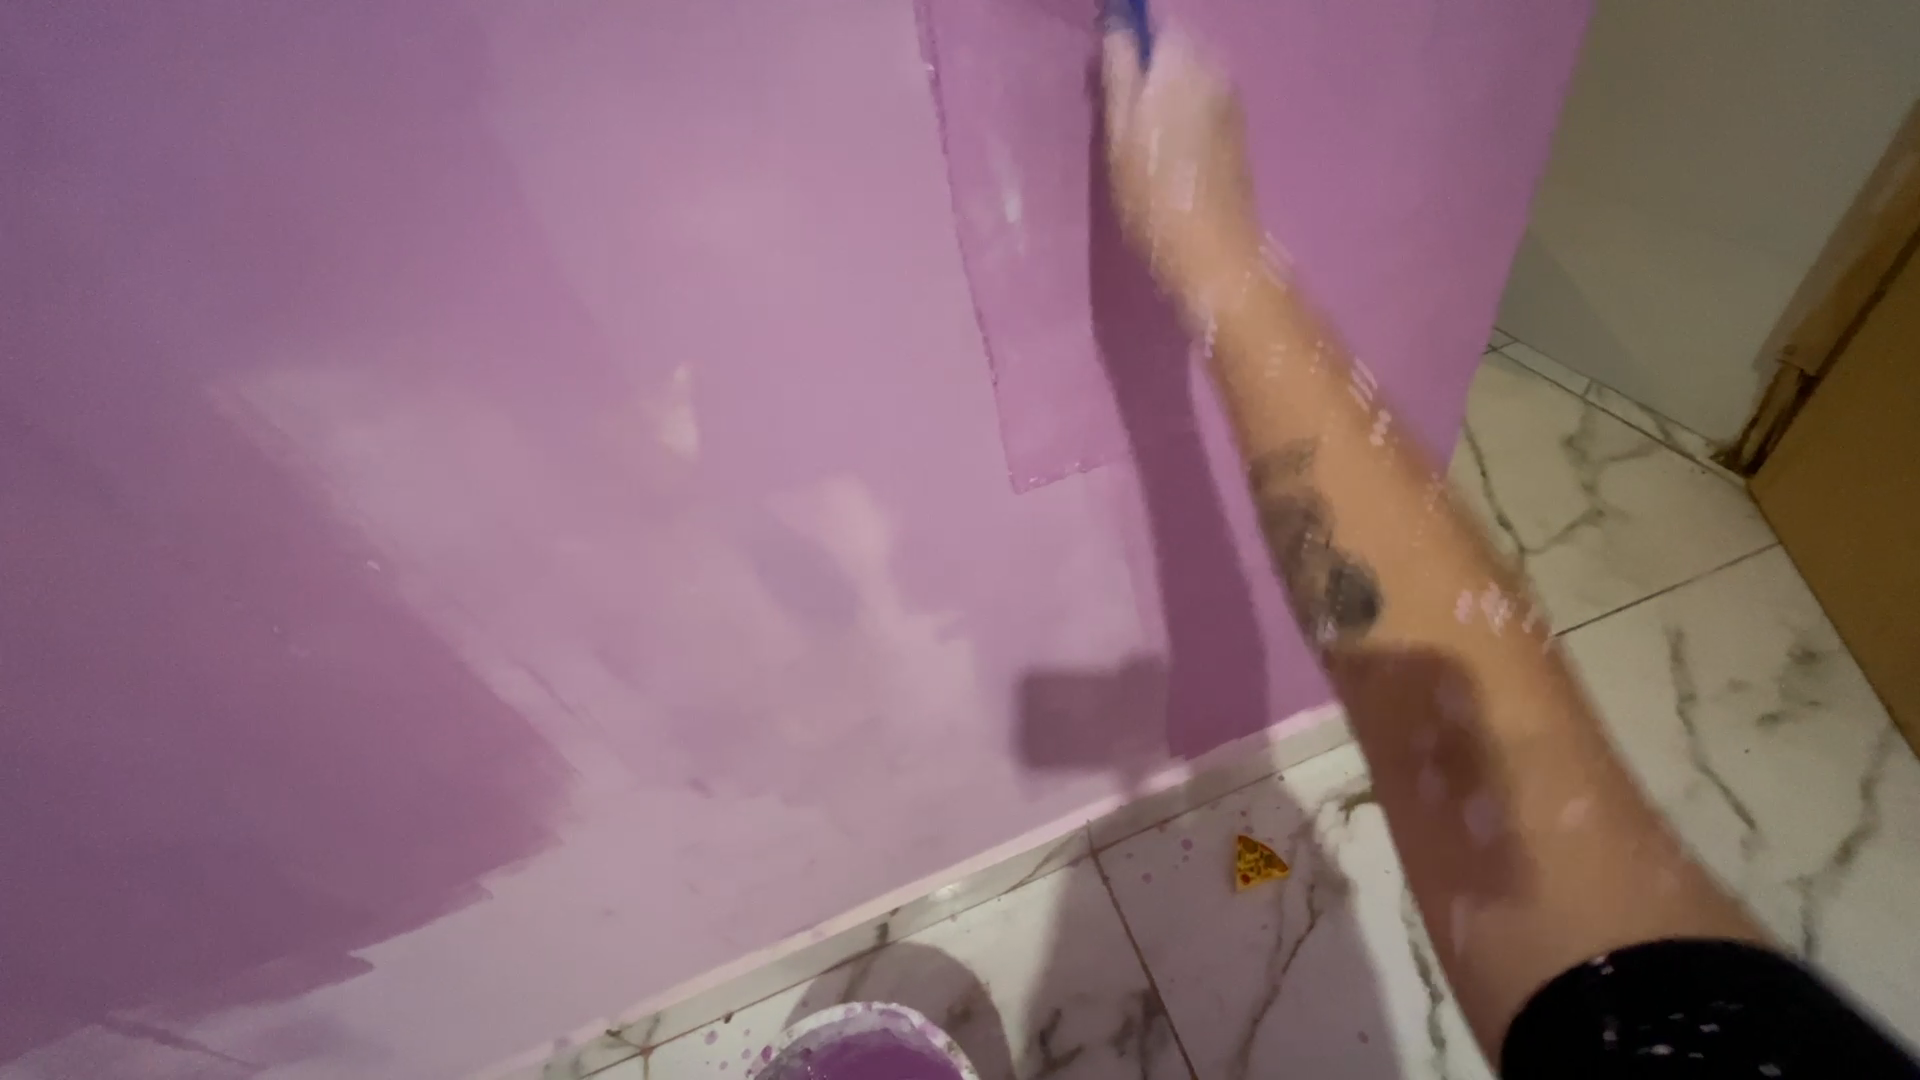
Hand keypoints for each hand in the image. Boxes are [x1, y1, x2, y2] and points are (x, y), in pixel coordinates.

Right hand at [1100, 26, 1262, 310]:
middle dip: (1147, 78)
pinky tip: (1172, 158)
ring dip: (1166, 101)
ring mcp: (1230, 99)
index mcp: (1181, 60)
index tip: (1106, 86)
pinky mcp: (1237, 131)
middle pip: (1171, 53)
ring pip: (1188, 81)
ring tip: (1145, 147)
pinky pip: (1203, 107)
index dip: (1125, 51)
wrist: (1211, 251)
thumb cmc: (1153, 199)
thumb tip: (1116, 25)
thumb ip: (1118, 72)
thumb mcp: (1119, 137)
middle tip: (1121, 126)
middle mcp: (1213, 67)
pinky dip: (1185, 120)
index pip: (1149, 28)